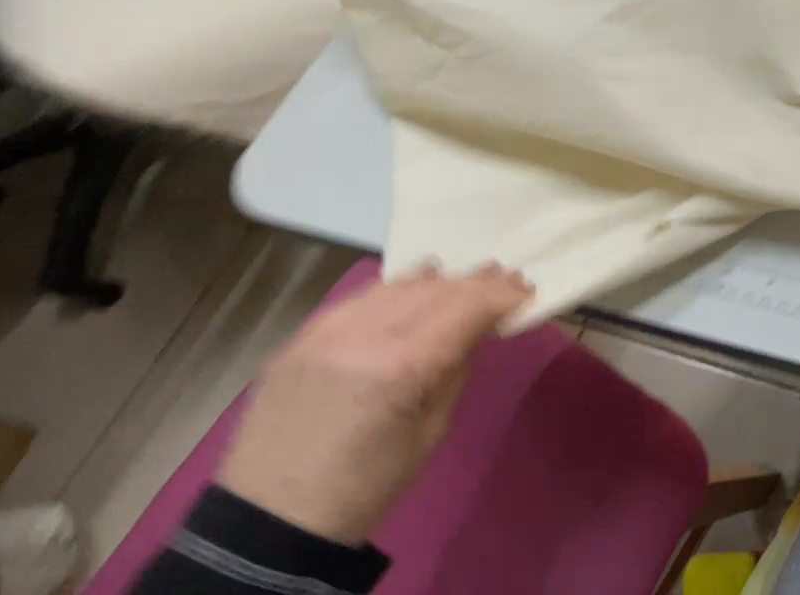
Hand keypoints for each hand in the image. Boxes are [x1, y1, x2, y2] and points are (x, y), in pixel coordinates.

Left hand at [218, 265, 533, 544]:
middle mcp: (362, 337)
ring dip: (439, 280)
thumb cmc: (368, 484)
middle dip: (477, 282)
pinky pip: (360, 298)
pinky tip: (416, 285)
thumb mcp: (431, 428)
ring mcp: (325, 333)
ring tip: (466, 280)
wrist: (271, 522)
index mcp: (400, 368)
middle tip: (509, 278)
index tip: (528, 292)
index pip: (466, 308)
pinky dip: (396, 288)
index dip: (503, 295)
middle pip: (436, 289)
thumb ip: (454, 366)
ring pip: (397, 285)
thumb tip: (475, 328)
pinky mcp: (300, 338)